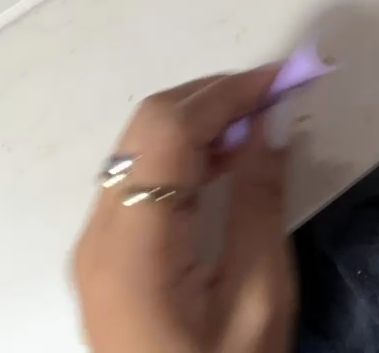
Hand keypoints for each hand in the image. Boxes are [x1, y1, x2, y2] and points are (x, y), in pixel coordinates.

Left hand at [73, 68, 295, 352]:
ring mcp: (95, 242)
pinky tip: (226, 157)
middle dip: (215, 96)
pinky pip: (142, 172)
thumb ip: (260, 201)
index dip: (227, 93)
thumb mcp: (258, 298)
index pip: (169, 131)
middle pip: (148, 126)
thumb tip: (271, 122)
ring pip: (142, 141)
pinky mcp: (105, 251)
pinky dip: (186, 147)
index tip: (283, 80)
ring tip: (259, 120)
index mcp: (133, 248)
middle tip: (275, 96)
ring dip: (202, 117)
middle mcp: (99, 234)